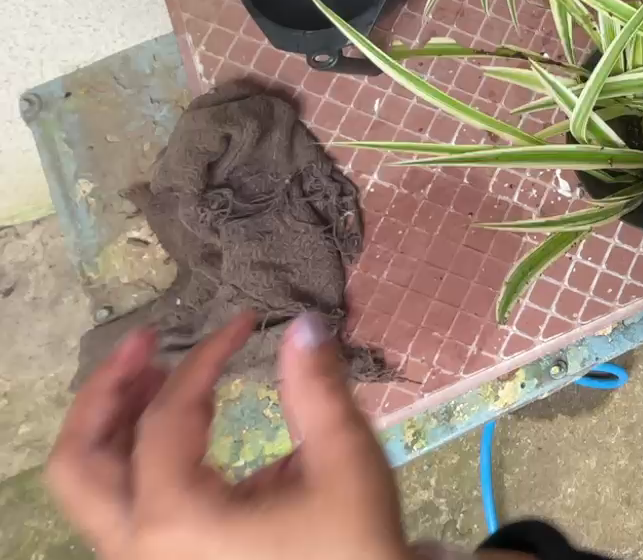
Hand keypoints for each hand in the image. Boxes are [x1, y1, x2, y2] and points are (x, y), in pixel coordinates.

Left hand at [48, 312, 411, 559]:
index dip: (205, 358)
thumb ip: (318, 390)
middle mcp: (135, 542)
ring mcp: (136, 553)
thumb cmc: (349, 531)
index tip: (248, 321)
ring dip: (110, 418)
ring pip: (86, 481)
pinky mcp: (154, 552)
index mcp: (178, 516)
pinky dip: (127, 446)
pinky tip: (166, 414)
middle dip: (106, 391)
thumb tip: (305, 324)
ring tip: (153, 367)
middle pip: (78, 461)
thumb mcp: (343, 456)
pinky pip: (114, 494)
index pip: (170, 417)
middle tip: (149, 337)